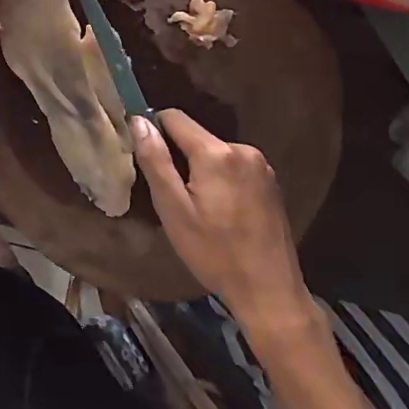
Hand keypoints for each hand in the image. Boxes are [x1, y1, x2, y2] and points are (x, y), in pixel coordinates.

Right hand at [132, 110, 313, 333]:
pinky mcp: (270, 183)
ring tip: (193, 203)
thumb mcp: (173, 207)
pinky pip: (232, 165)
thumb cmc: (213, 251)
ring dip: (198, 166)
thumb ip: (155, 160)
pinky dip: (218, 177)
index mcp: (216, 153)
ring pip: (213, 151)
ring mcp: (262, 166)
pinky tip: (217, 208)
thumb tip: (138, 121)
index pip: (174, 117)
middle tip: (169, 191)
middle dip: (177, 153)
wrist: (269, 291)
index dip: (153, 130)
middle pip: (195, 135)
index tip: (146, 157)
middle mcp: (243, 150)